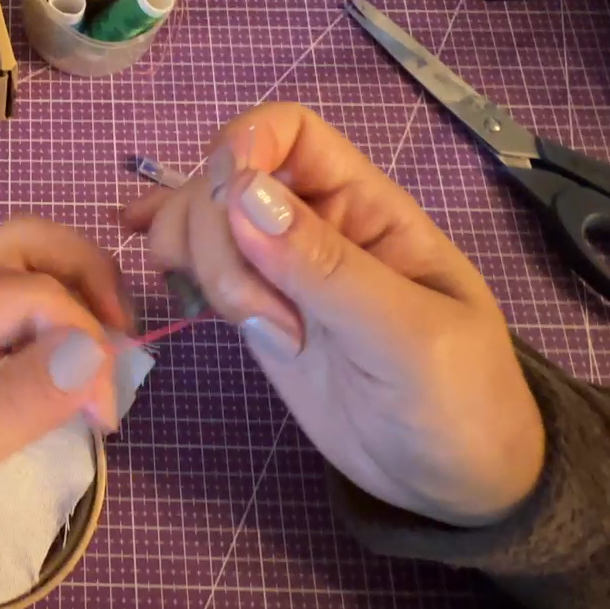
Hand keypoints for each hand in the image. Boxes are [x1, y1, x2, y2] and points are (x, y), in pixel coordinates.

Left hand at [0, 217, 133, 586]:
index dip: (87, 341)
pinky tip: (65, 362)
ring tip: (103, 352)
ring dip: (74, 289)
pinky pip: (10, 297)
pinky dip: (52, 313)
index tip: (105, 415)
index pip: (35, 291)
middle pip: (28, 240)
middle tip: (122, 343)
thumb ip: (14, 404)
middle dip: (89, 277)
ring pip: (22, 260)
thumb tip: (95, 350)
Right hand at [123, 104, 544, 526]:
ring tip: (246, 324)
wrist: (446, 478)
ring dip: (193, 259)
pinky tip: (152, 261)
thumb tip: (242, 194)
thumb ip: (327, 267)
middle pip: (223, 177)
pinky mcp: (248, 298)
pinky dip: (163, 248)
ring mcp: (271, 260)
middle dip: (218, 241)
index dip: (246, 145)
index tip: (229, 202)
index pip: (289, 130)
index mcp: (363, 204)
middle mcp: (308, 218)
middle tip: (263, 320)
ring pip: (196, 214)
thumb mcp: (409, 338)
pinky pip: (191, 255)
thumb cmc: (457, 402)